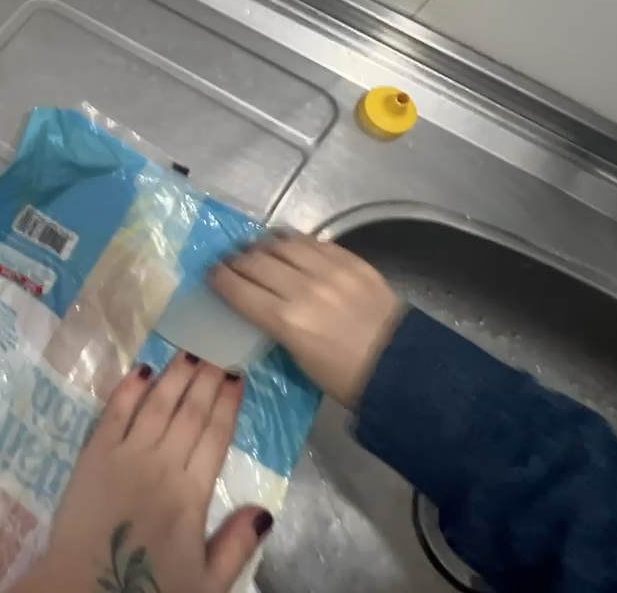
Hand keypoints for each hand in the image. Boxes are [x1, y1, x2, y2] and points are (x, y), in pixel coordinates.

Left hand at [12, 355, 271, 592]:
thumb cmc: (148, 591)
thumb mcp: (207, 584)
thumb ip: (236, 545)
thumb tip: (265, 510)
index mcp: (191, 495)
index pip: (215, 438)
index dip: (228, 405)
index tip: (238, 377)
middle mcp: (160, 465)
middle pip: (189, 414)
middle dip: (206, 380)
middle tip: (217, 350)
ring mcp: (124, 455)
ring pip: (156, 405)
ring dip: (174, 377)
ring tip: (189, 352)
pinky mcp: (93, 453)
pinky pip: (114, 412)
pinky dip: (128, 389)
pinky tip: (142, 369)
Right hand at [209, 234, 404, 407]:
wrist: (404, 369)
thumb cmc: (345, 377)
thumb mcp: (297, 357)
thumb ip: (272, 323)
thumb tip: (254, 300)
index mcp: (286, 321)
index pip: (237, 288)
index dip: (218, 278)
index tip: (212, 274)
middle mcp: (304, 290)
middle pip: (254, 261)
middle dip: (235, 260)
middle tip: (230, 261)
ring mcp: (329, 271)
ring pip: (280, 243)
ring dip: (261, 245)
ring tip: (256, 250)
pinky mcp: (351, 261)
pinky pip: (311, 241)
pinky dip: (292, 241)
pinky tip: (285, 244)